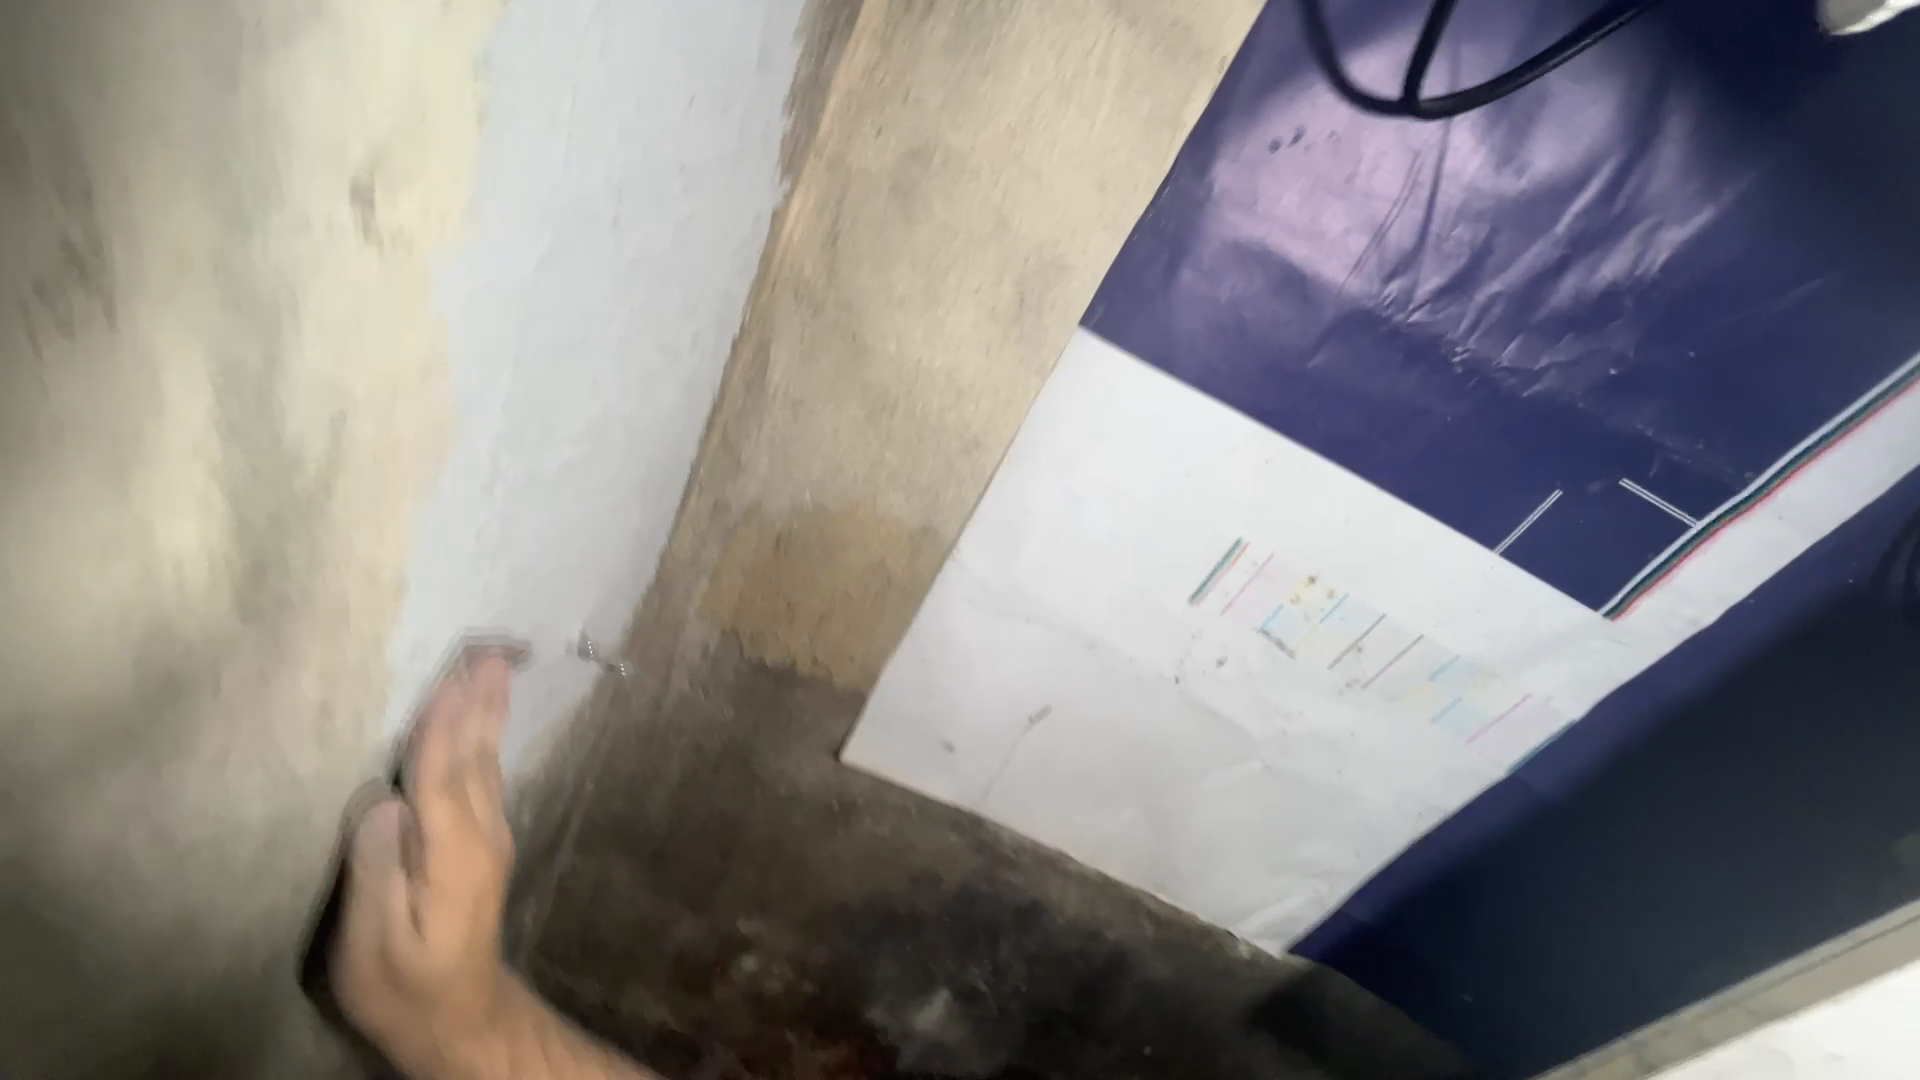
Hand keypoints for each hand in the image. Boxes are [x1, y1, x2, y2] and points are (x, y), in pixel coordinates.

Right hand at [336, 648, 522, 1079]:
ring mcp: (492, 833)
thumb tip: (384, 801)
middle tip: (494, 648)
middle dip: (481, 701)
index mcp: (454, 852)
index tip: (455, 675)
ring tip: (495, 670)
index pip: (444, 774)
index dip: (446, 724)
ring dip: (489, 713)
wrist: (458, 1009)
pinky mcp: (488, 839)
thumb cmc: (404, 983)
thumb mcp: (374, 942)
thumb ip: (379, 870)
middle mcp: (483, 832)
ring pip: (487, 761)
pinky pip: (486, 776)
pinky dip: (484, 741)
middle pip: (476, 755)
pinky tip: (485, 724)